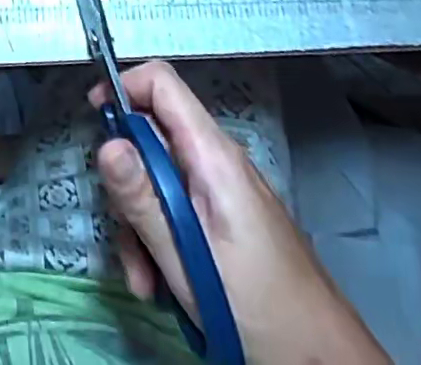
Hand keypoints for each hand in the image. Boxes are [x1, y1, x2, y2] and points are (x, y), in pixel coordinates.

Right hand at [93, 61, 389, 364]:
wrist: (326, 363)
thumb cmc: (261, 311)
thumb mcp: (188, 259)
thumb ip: (144, 201)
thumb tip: (106, 144)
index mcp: (212, 155)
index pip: (161, 83)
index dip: (122, 89)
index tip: (95, 121)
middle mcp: (216, 161)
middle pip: (149, 138)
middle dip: (126, 183)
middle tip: (125, 237)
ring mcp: (219, 189)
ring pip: (156, 178)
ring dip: (138, 224)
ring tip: (147, 279)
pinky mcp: (222, 216)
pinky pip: (175, 207)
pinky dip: (160, 239)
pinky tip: (162, 283)